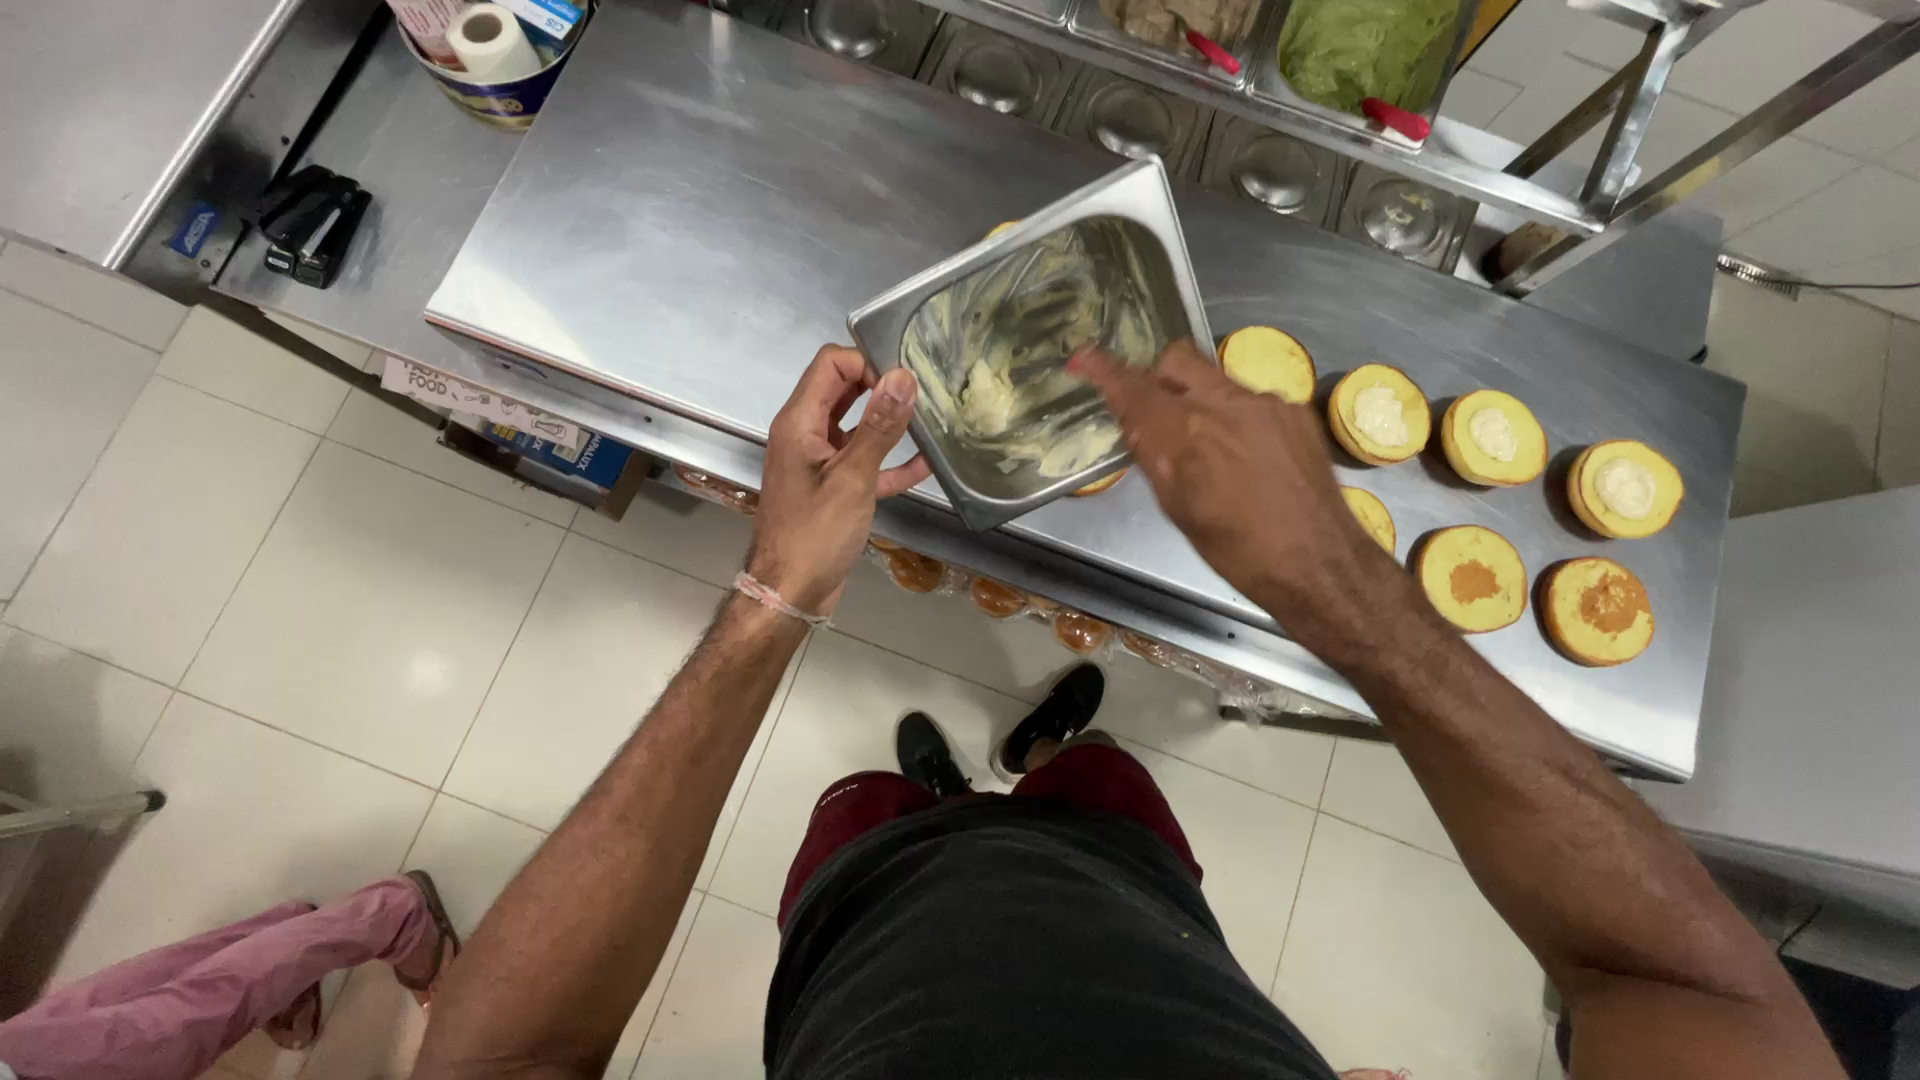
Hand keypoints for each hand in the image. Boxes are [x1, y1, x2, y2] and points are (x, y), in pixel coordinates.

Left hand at [748, 345, 929, 615]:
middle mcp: (805, 434)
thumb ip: (879, 427)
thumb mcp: (852, 478)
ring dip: (889, 424)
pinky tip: (925, 465)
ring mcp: (819, 462)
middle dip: (881, 386)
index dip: (867, 364)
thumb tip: (902, 377)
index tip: (902, 382)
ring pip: (856, 427)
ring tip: (929, 421)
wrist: (791, 592)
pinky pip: (864, 464)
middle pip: (843, 390)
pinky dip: (890, 463)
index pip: (831, 364)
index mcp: (799, 422)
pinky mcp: (833, 488)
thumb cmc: (815, 535)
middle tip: (921, 393)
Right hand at [1071, 338, 1396, 630]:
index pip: (1135, 389)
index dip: (1105, 371)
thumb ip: (1154, 457)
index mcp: (1188, 432)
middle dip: (1157, 374)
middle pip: (1178, 358)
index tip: (1083, 357)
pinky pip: (1250, 399)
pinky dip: (1234, 417)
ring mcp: (1267, 403)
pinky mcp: (1295, 413)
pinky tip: (1245, 457)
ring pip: (1216, 379)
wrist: (1318, 563)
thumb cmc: (1237, 551)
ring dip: (1198, 399)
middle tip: (1153, 408)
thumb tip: (1134, 424)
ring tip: (1207, 447)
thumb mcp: (1178, 510)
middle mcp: (1227, 404)